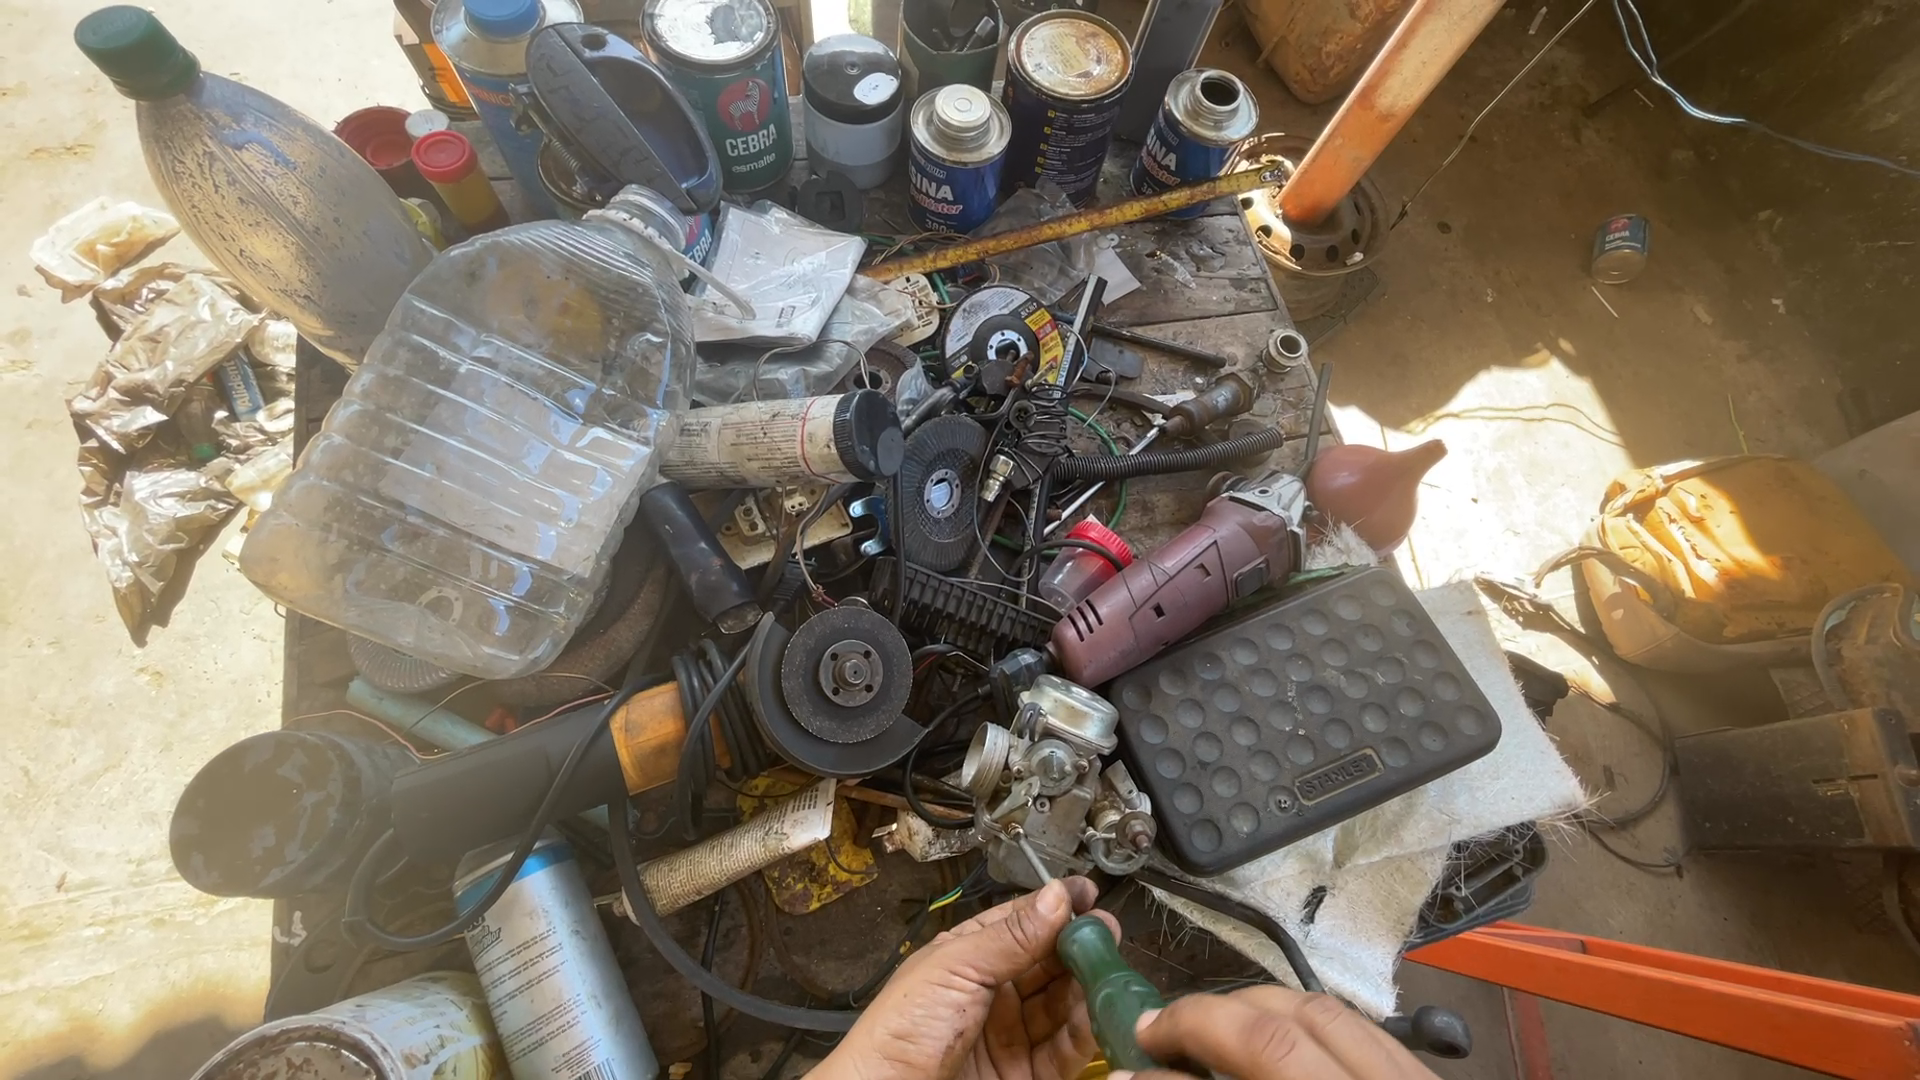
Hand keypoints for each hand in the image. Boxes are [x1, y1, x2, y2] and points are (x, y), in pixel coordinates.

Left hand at [814, 877, 1119, 1079]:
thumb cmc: (905, 1026)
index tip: (1088, 892)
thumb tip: (1056, 895)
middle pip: (1045, 961)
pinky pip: (1061, 1050)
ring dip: (1084, 987)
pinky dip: (1083, 1032)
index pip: (1020, 921)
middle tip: (1108, 932)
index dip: (1054, 906)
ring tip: (1107, 972)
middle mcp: (992, 990)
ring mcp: (1009, 1034)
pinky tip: (1097, 1015)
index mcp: (968, 954)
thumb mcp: (956, 967)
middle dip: (1077, 945)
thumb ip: (1011, 936)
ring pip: (1058, 1003)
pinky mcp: (1023, 1075)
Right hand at [1123, 986, 1441, 1079]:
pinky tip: (1275, 1033)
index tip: (1127, 1066)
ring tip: (1206, 1023)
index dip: (1174, 1068)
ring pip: (1323, 1013)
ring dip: (1249, 1006)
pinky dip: (1304, 1019)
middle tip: (1154, 1032)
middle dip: (1202, 1019)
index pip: (1258, 1067)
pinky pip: (1362, 1030)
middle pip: (1281, 1032)